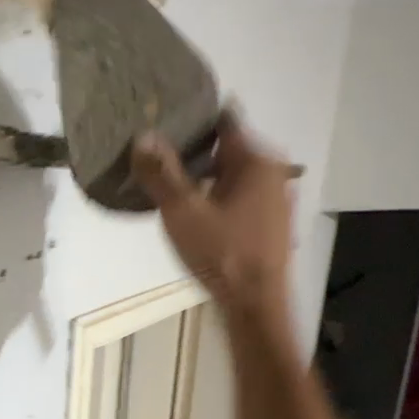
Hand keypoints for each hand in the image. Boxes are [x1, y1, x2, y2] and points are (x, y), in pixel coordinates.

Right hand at [130, 116, 293, 316]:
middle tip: (161, 157)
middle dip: (197, 150)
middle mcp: (274, 170)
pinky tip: (199, 212)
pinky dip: (220, 194)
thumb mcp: (182, 212)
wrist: (255, 301)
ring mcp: (277, 196)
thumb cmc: (220, 253)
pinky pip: (242, 194)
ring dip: (208, 176)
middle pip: (230, 148)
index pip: (225, 120)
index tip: (168, 118)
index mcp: (256, 159)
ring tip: (173, 186)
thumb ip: (162, 174)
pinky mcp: (273, 220)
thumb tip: (142, 136)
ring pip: (236, 173)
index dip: (196, 117)